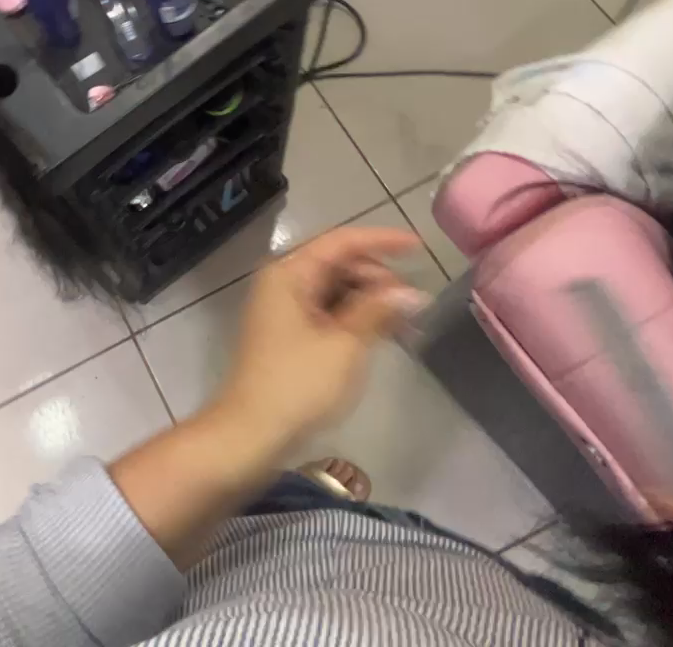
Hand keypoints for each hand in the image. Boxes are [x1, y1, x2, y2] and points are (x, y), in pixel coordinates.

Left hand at [209, 225, 427, 454]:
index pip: (341, 241)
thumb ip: (378, 310)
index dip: (382, 240)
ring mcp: (283, 307)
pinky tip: (383, 335)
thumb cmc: (298, 383)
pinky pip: (327, 310)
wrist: (252, 431)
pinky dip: (355, 318)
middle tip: (412, 305)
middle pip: (338, 263)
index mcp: (289, 272)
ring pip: (335, 288)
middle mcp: (282, 281)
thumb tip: (412, 291)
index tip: (420, 247)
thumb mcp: (345, 344)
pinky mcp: (288, 332)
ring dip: (370, 301)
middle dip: (378, 278)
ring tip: (405, 325)